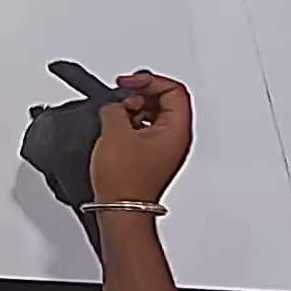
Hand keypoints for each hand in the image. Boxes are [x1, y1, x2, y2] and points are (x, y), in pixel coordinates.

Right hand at [90, 71, 192, 203]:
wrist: (120, 209)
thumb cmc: (124, 181)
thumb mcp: (115, 132)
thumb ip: (115, 108)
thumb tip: (114, 106)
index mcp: (176, 130)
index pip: (173, 90)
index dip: (149, 81)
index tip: (128, 83)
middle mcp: (175, 139)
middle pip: (165, 101)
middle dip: (140, 95)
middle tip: (121, 100)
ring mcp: (163, 149)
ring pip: (154, 115)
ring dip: (133, 111)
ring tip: (115, 118)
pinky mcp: (150, 158)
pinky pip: (144, 131)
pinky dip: (130, 125)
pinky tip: (114, 132)